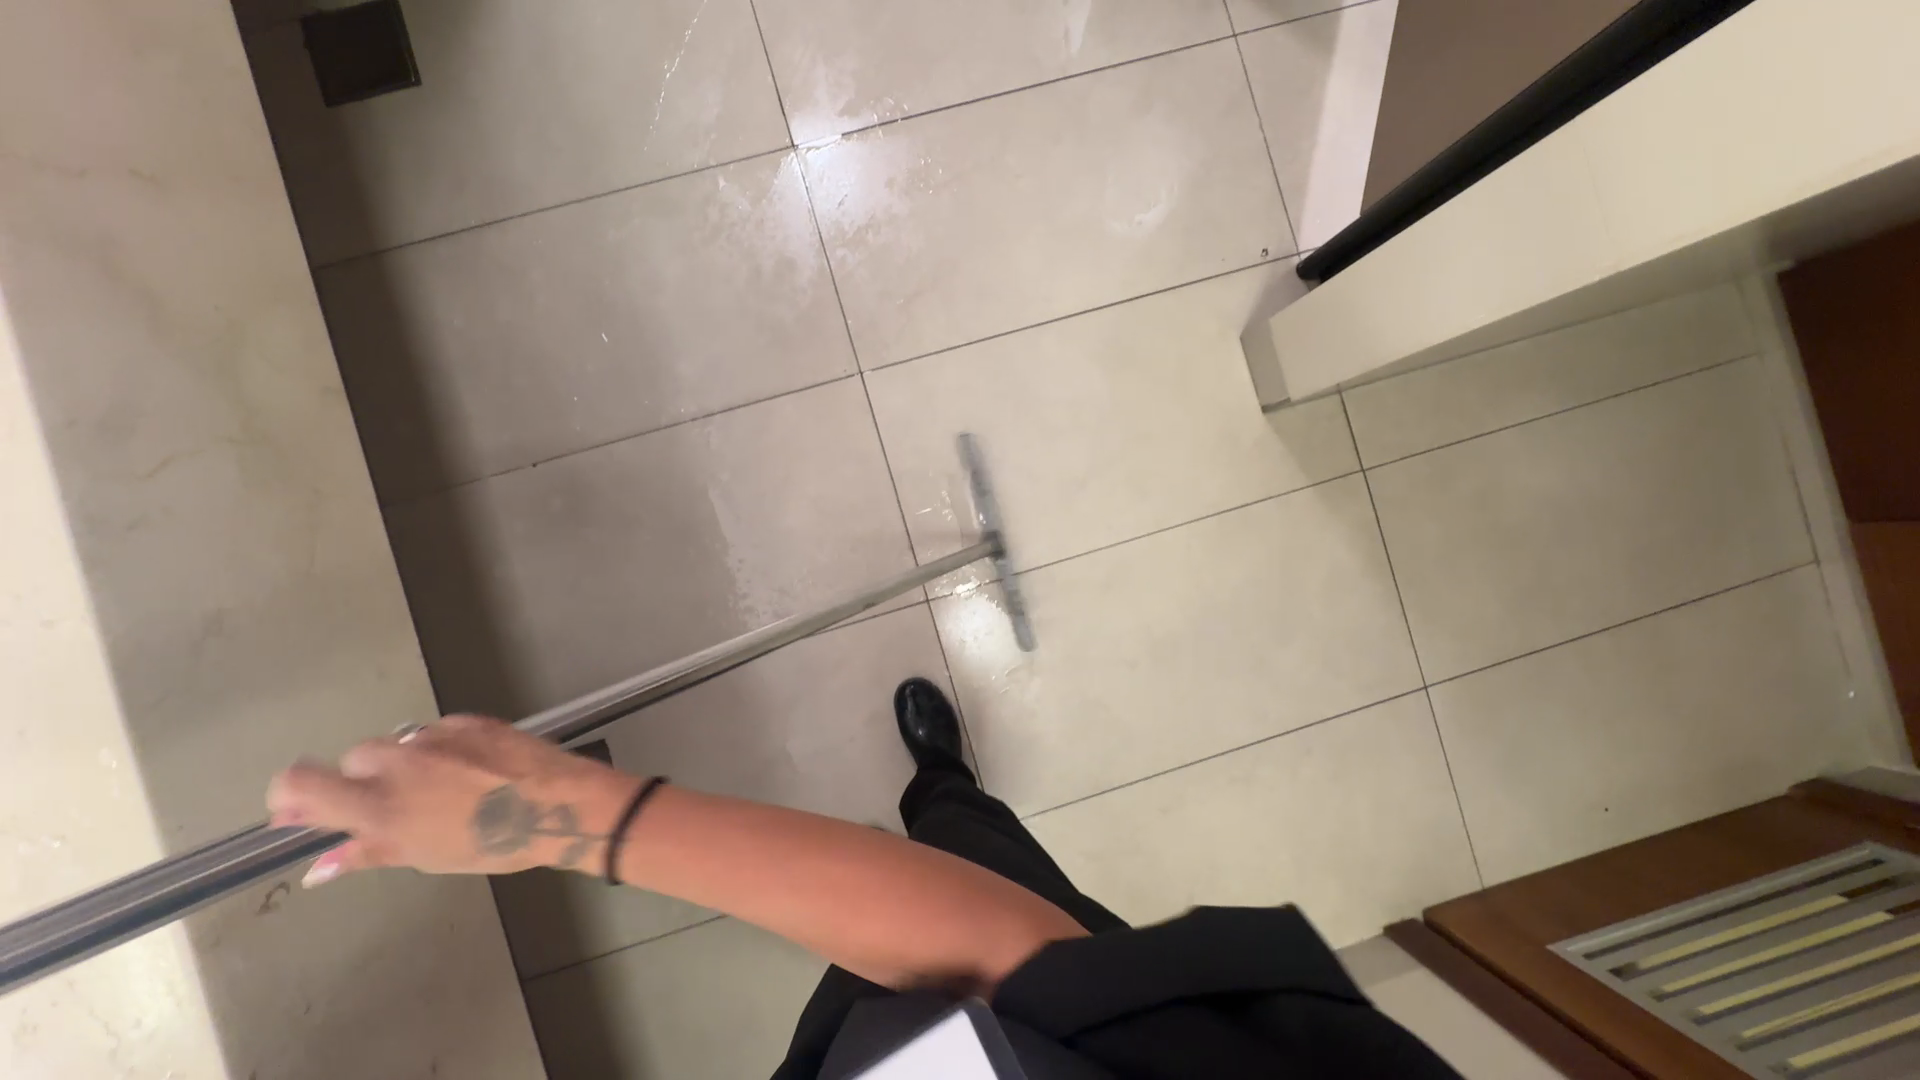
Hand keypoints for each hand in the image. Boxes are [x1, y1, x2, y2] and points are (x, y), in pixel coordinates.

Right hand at [266, 714, 640, 886]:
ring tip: (445, 787)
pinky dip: (444, 748)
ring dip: (407, 762)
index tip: (302, 807)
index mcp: (378, 804)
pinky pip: (440, 732)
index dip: (291, 793)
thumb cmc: (494, 843)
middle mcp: (399, 763)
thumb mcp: (427, 857)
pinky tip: (472, 767)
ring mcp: (436, 736)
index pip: (299, 782)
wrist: (560, 804)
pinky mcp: (471, 720)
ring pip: (400, 743)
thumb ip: (368, 852)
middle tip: (396, 803)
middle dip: (364, 778)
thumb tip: (319, 866)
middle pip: (354, 759)